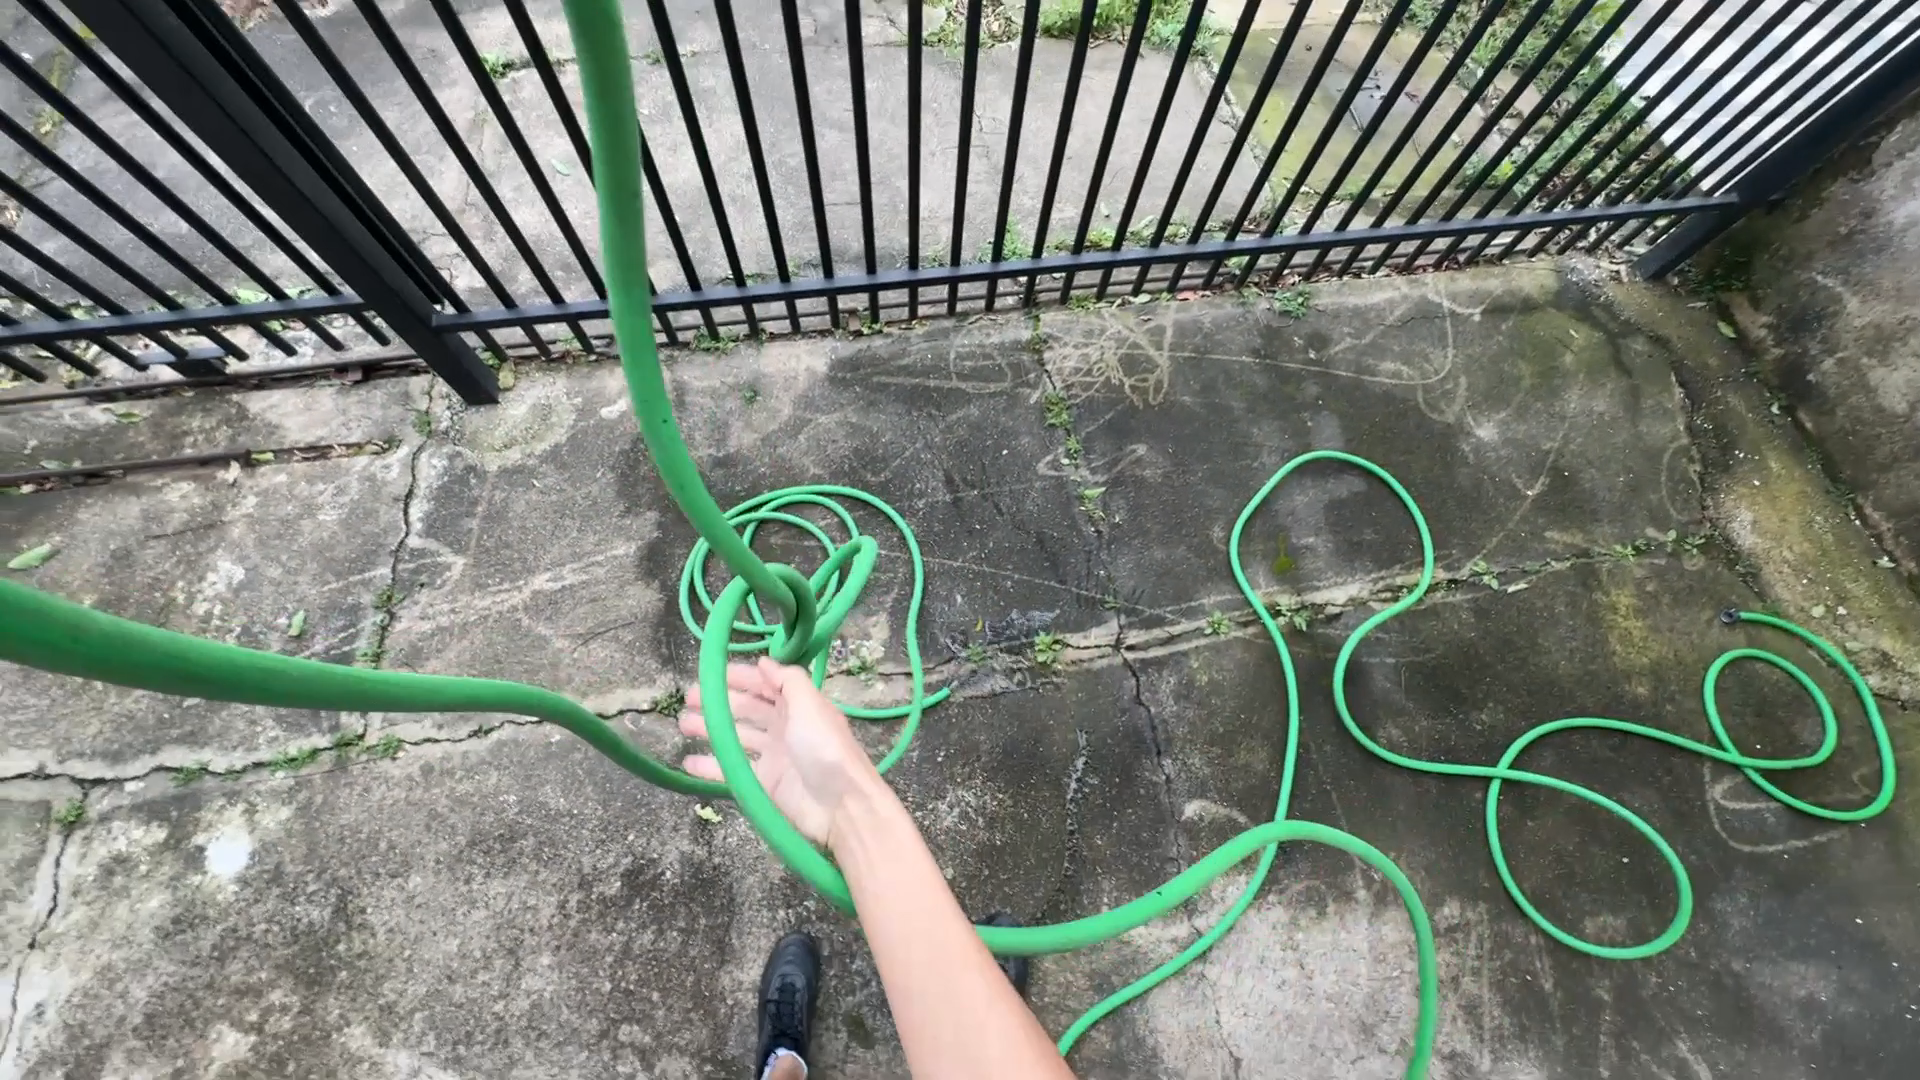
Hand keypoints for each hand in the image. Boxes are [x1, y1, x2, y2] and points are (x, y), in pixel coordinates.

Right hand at [680, 657, 879, 846]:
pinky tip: (688, 762)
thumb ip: (788, 681)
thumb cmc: (825, 748)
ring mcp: (774, 755)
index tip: (714, 673)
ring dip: (711, 729)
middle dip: (720, 702)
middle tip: (689, 698)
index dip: (742, 677)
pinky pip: (732, 770)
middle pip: (748, 709)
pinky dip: (710, 766)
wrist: (839, 805)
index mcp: (800, 704)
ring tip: (683, 724)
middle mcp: (786, 726)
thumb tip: (764, 662)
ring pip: (737, 737)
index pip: (767, 684)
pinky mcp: (765, 783)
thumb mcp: (810, 705)